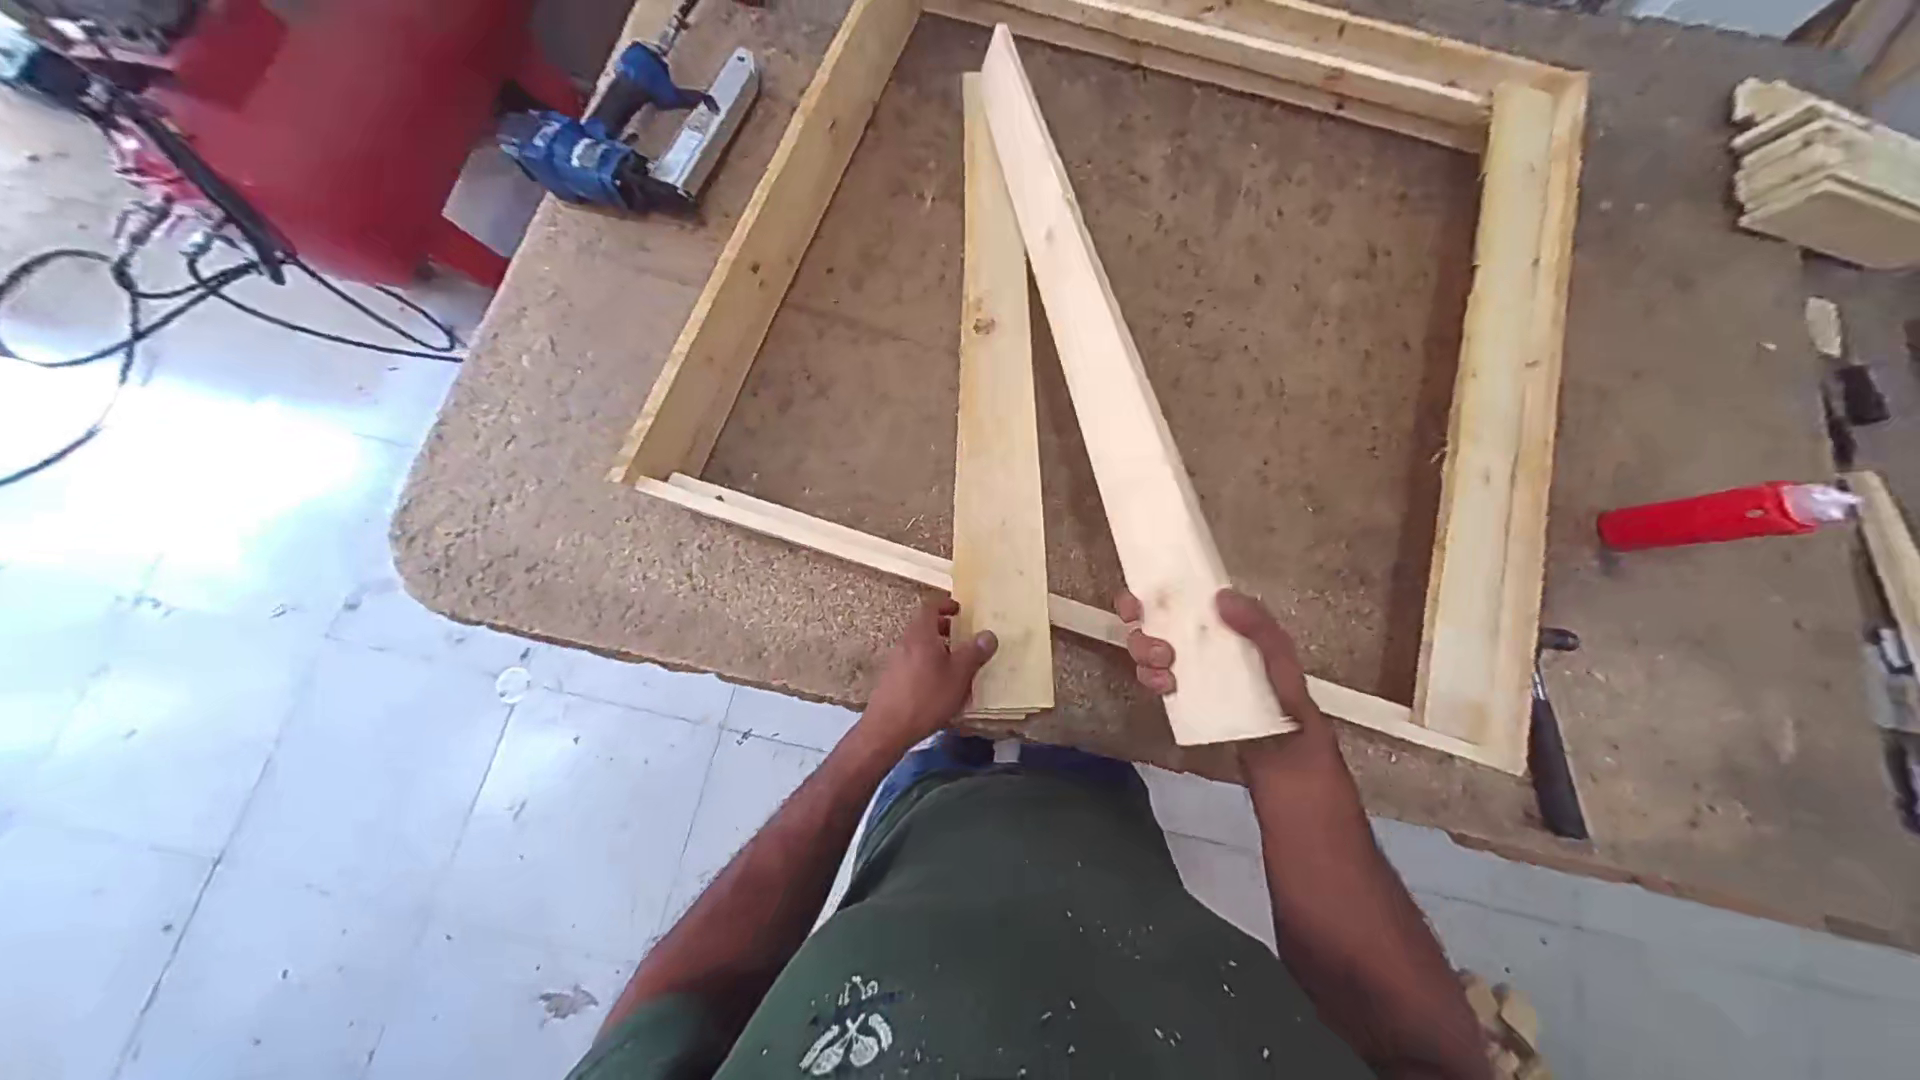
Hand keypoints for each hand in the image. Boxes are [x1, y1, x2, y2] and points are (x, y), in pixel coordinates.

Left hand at [858, 596, 997, 753]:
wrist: (888, 729)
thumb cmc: (927, 697)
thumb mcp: (959, 675)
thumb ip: (974, 652)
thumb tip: (988, 634)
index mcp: (921, 634)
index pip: (930, 607)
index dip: (945, 604)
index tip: (959, 610)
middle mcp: (905, 642)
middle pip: (923, 626)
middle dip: (943, 628)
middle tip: (961, 636)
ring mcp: (895, 661)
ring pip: (918, 645)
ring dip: (935, 648)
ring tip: (954, 662)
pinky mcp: (891, 679)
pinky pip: (912, 662)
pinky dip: (926, 664)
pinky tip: (938, 684)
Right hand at [1118, 587, 1347, 781]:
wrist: (1282, 753)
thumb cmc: (1286, 699)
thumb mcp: (1280, 655)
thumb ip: (1258, 625)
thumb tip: (1222, 597)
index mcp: (1219, 621)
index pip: (1179, 595)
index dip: (1150, 593)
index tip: (1140, 601)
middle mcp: (1196, 639)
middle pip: (1149, 621)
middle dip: (1141, 628)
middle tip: (1159, 644)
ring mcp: (1183, 666)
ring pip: (1144, 649)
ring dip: (1145, 653)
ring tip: (1166, 668)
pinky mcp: (1176, 693)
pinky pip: (1151, 679)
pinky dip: (1152, 679)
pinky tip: (1167, 687)